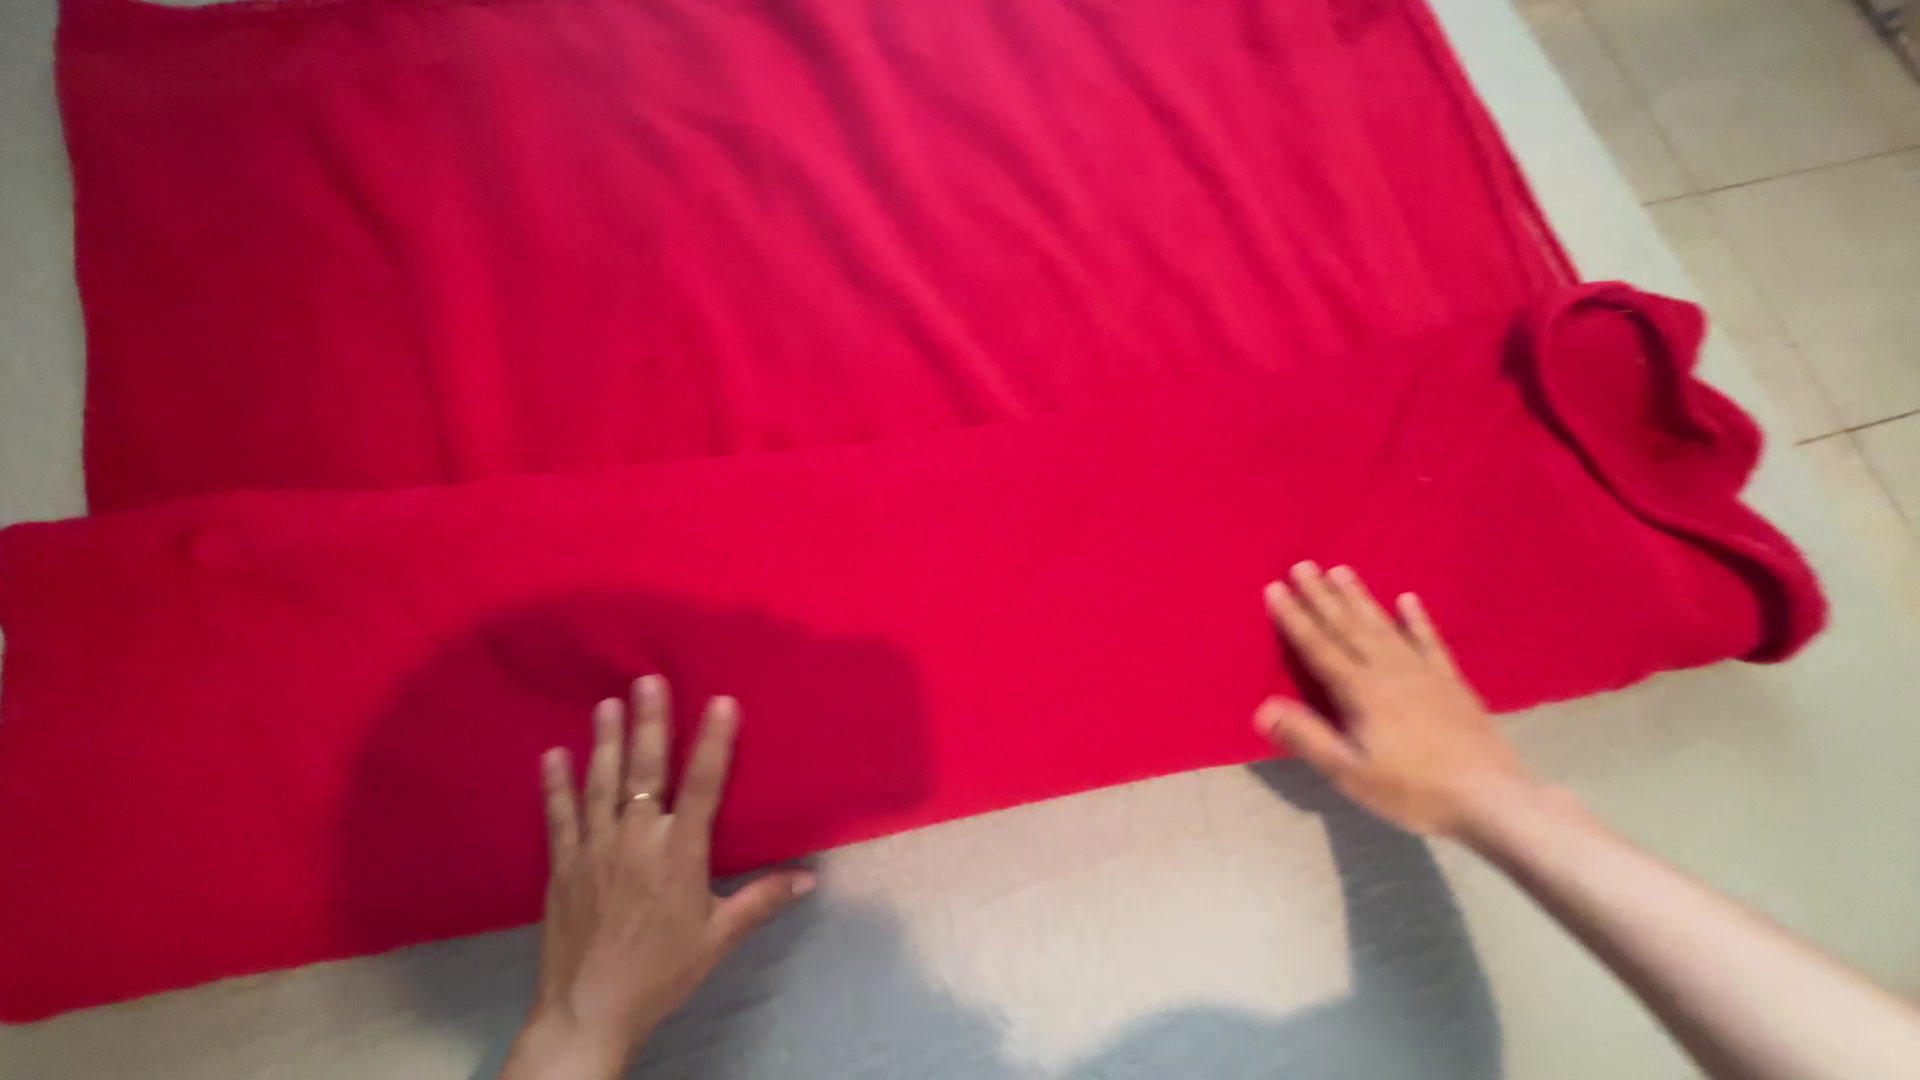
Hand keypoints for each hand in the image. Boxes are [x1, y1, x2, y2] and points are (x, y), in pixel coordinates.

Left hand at [502, 676, 815, 1079]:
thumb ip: (762, 899)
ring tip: (607, 702)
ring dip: (604, 740)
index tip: (721, 701)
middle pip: (645, 771)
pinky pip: (559, 816)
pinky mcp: (563, 866)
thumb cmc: (661, 971)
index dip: (713, 741)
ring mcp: (594, 850)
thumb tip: (811, 878)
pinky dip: (555, 784)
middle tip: (647, 680)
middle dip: (649, 723)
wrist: (587, 1014)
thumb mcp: (719, 937)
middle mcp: (636, 840)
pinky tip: (551, 754)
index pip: (702, 786)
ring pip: (601, 783)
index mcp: (679, 854)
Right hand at [1254, 562, 1532, 836]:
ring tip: (1341, 571)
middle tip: (1303, 565)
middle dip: (1322, 596)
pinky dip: (1417, 620)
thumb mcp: (1350, 772)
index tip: (1275, 587)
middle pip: (1348, 627)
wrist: (1494, 799)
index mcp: (1360, 691)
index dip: (1295, 617)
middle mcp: (1388, 671)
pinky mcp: (1451, 683)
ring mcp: (1423, 673)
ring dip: (1359, 598)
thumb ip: (1306, 737)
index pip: (1318, 647)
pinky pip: (1430, 642)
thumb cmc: (1413, 789)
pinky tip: (1408, 600)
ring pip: (1383, 626)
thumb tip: (1261, 707)